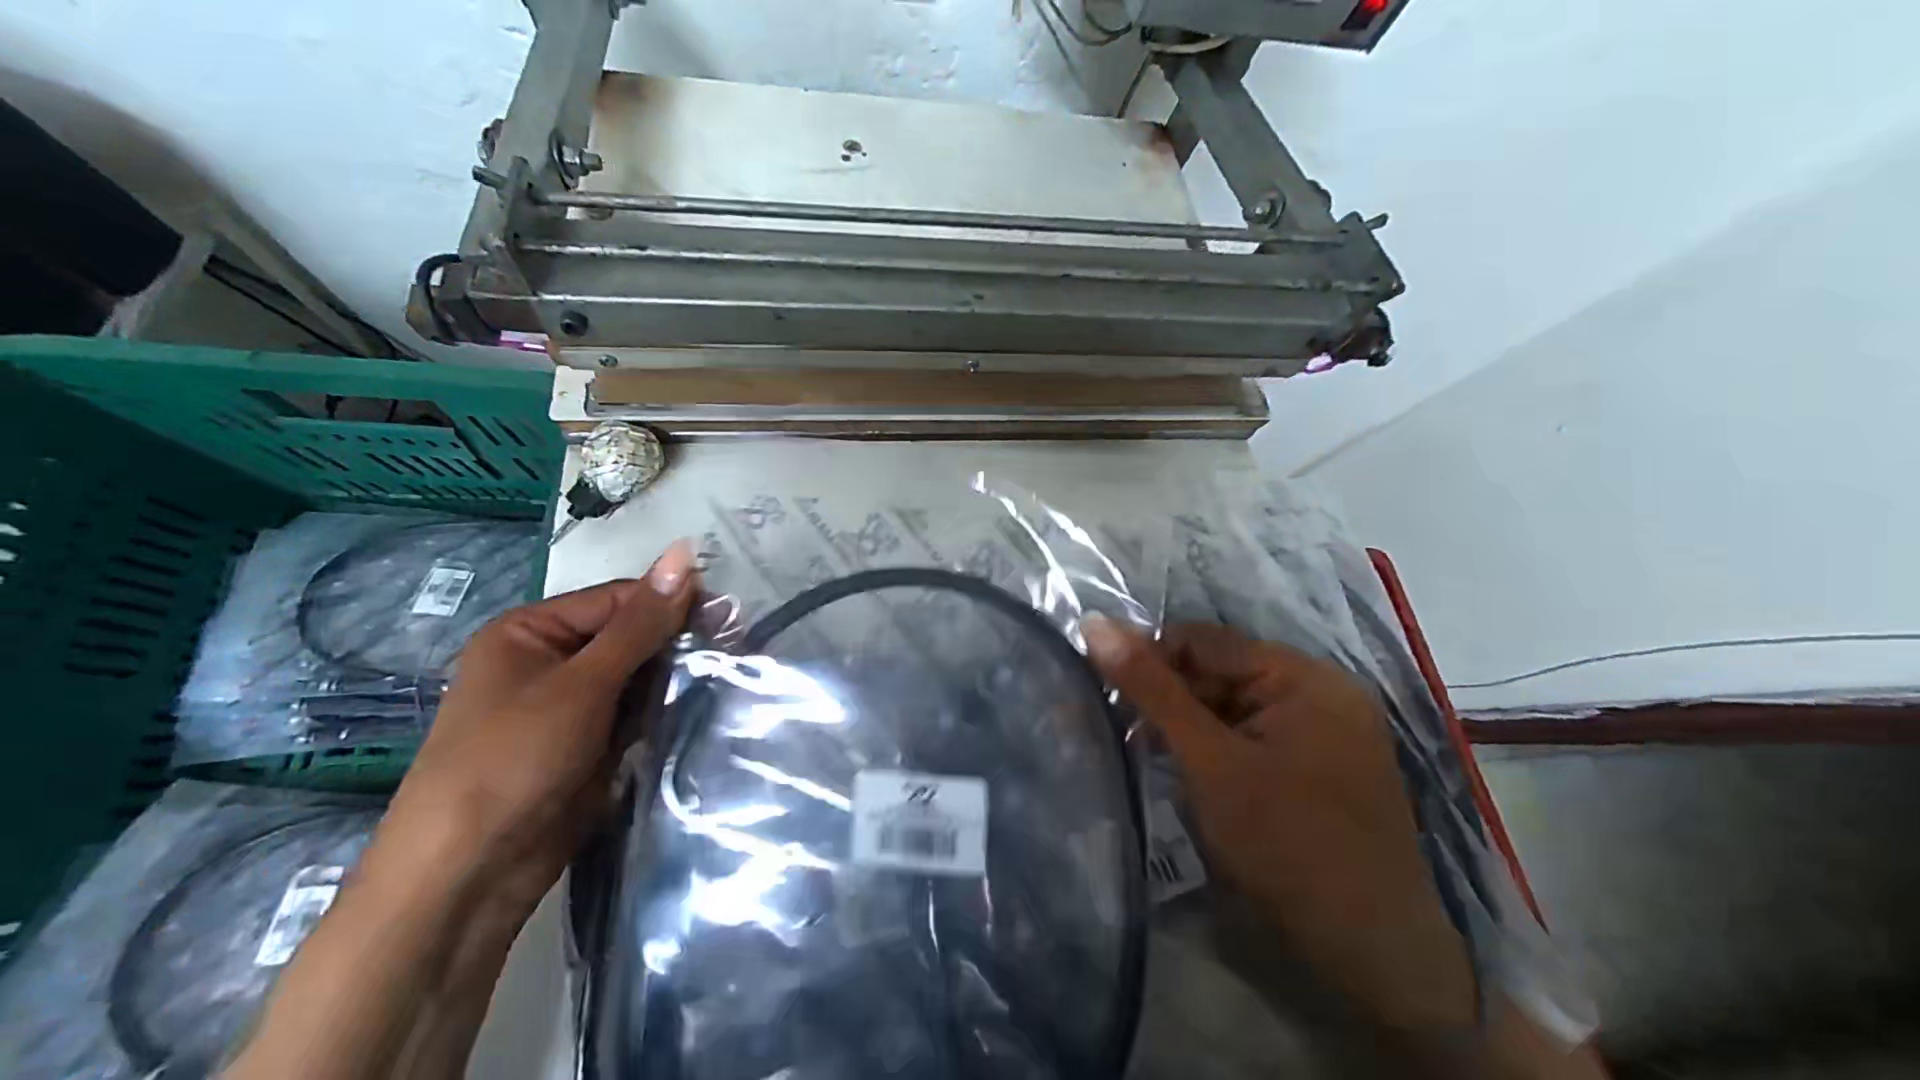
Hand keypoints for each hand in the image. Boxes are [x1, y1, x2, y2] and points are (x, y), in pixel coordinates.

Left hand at [385, 539, 697, 921]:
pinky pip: (632, 715)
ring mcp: (566, 707)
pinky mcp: (584, 746)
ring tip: (722, 683)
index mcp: (529, 631)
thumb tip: (685, 551)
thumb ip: (641, 622)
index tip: (729, 619)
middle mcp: (547, 662)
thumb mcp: (583, 683)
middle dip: (675, 646)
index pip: (618, 600)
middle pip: (628, 637)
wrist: (467, 873)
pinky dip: (660, 714)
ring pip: (636, 678)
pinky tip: (697, 713)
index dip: (672, 604)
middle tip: (732, 651)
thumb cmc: (514, 758)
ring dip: (671, 682)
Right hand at [1084, 619, 1475, 1030]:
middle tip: (1107, 722)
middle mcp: (1318, 694)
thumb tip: (1094, 624)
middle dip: (1162, 695)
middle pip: (1218, 673)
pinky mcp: (1313, 769)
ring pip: (1229, 708)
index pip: (1205, 641)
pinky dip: (1208, 748)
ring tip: (1131, 746)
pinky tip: (1174, 766)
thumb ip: (1151, 690)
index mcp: (1305, 677)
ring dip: (1180, 724)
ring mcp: (1319, 734)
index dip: (1147, 655)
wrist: (1371, 957)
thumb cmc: (1287, 844)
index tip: (1095, 681)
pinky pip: (1247, 738)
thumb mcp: (1209, 760)